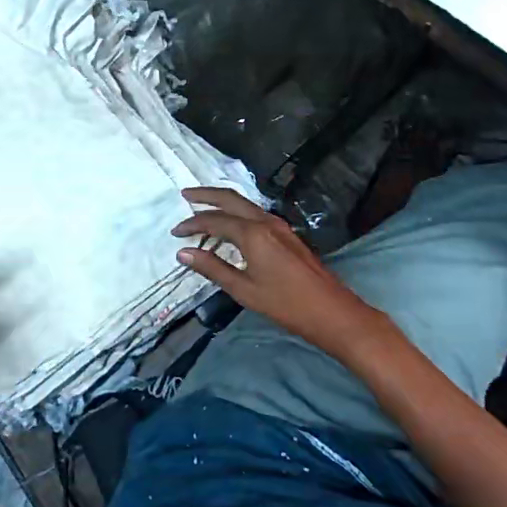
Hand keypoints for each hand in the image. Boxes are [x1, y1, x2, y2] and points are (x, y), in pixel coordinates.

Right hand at [172, 188, 394, 361]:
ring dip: (222, 202)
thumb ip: (212, 268)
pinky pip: (255, 214)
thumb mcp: (243, 290)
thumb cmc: (286, 304)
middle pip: (231, 199)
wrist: (332, 311)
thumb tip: (183, 253)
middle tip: (186, 195)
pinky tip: (230, 224)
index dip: (192, 224)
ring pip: (245, 204)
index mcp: (253, 234)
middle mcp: (265, 222)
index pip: (214, 221)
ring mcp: (279, 226)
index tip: (175, 232)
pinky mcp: (286, 234)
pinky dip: (236, 213)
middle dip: (206, 195)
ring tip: (203, 207)